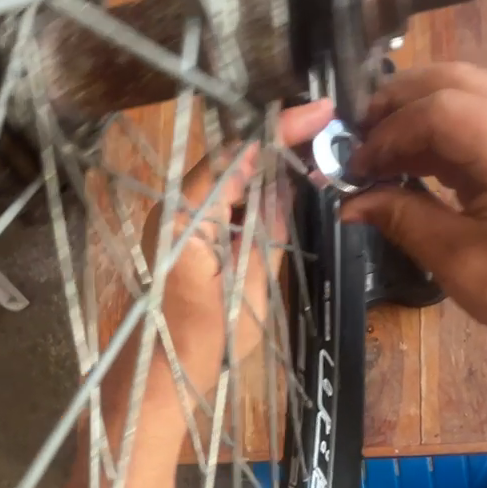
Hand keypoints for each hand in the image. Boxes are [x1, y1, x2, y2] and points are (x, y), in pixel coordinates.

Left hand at [142, 99, 334, 401]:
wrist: (163, 376)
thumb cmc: (207, 342)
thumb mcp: (252, 286)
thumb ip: (270, 226)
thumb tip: (292, 180)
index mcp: (186, 217)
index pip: (236, 155)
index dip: (279, 129)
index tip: (320, 112)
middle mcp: (171, 209)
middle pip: (228, 159)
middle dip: (275, 143)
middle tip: (323, 132)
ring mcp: (170, 220)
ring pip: (222, 177)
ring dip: (263, 167)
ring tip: (309, 158)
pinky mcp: (176, 235)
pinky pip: (216, 200)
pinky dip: (247, 193)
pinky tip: (278, 191)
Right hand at [340, 64, 486, 345]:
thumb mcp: (455, 259)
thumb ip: (402, 219)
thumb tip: (349, 204)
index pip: (440, 109)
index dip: (389, 132)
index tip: (354, 170)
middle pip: (453, 82)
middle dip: (397, 104)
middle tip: (355, 141)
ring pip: (462, 95)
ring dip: (413, 115)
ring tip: (374, 152)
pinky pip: (472, 124)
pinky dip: (432, 136)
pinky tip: (404, 164)